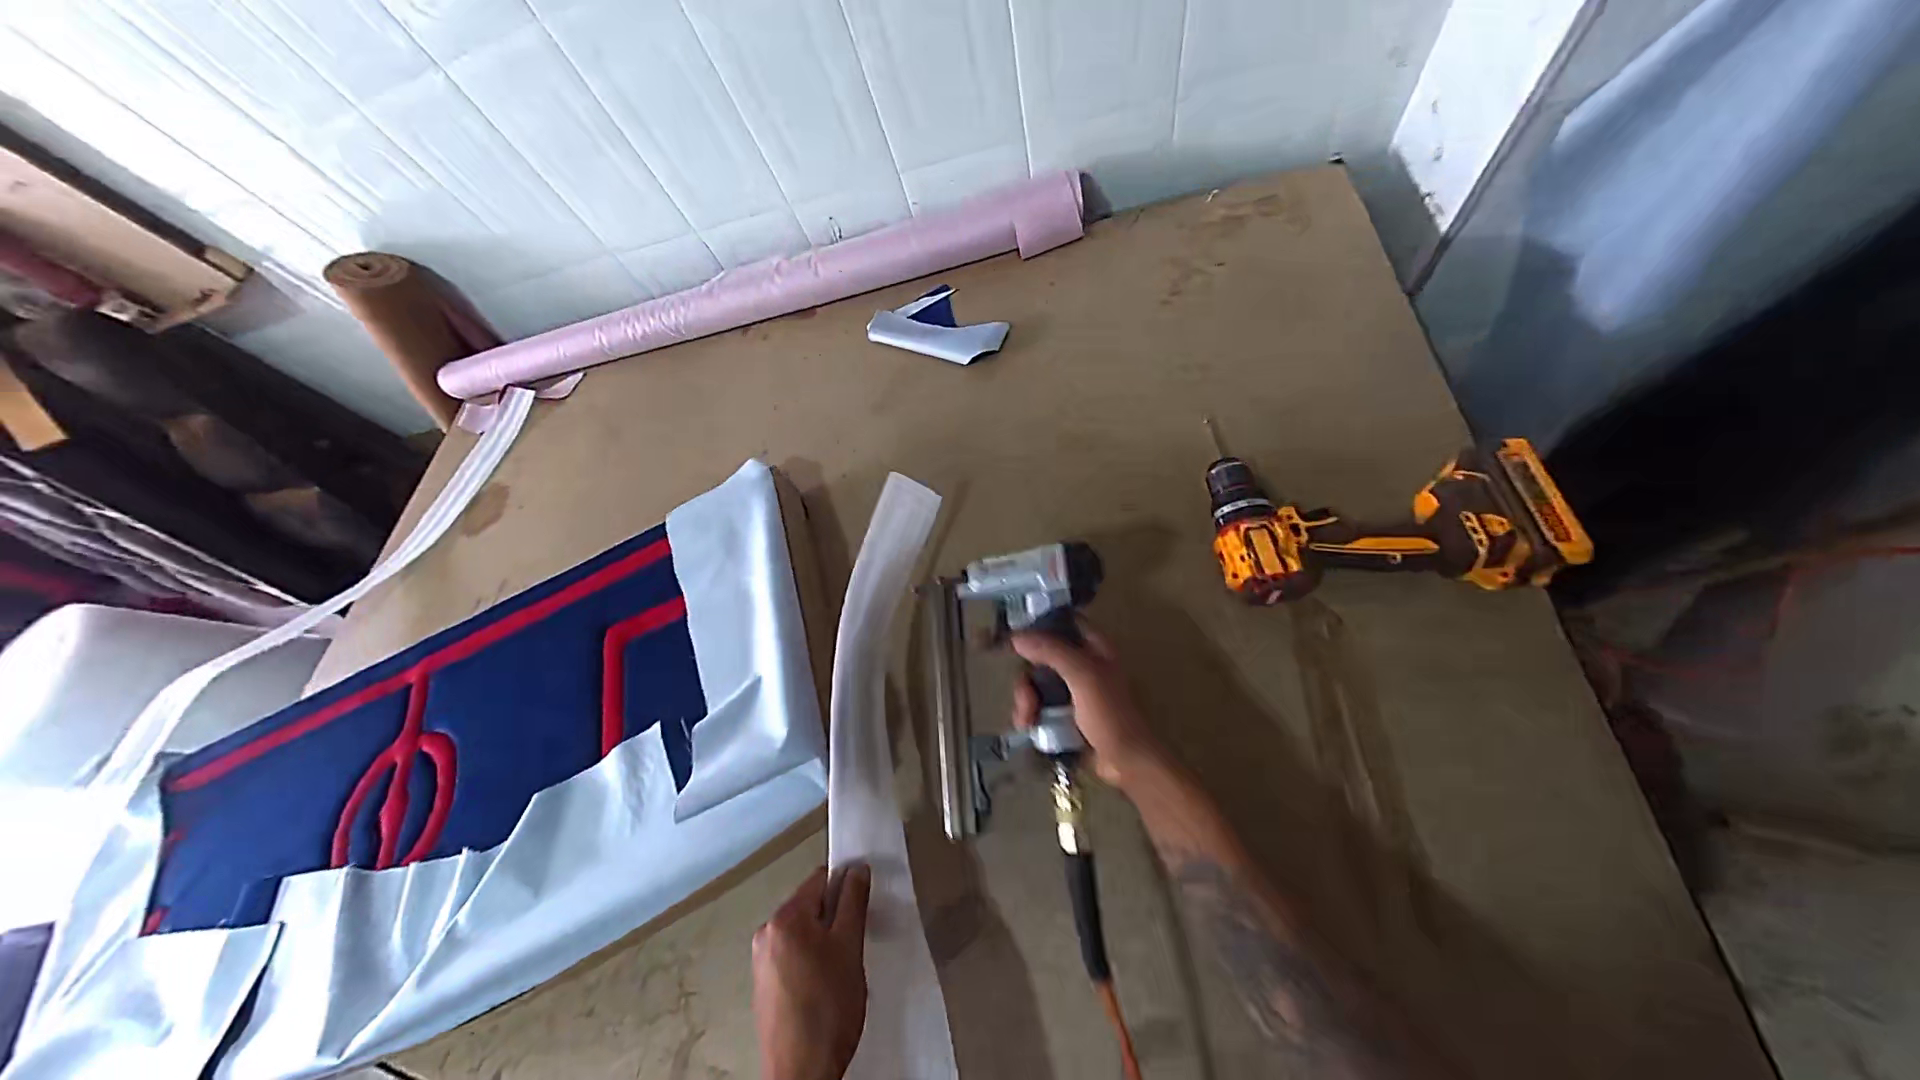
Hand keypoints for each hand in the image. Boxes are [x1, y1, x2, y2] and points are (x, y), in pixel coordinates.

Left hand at [753, 863, 871, 1079]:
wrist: (801, 1074)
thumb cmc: (828, 1008)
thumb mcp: (849, 946)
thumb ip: (853, 901)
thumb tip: (856, 869)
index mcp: (784, 918)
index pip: (820, 879)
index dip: (846, 885)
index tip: (863, 904)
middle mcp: (766, 933)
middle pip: (809, 905)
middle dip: (834, 917)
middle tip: (853, 943)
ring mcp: (761, 961)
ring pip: (802, 932)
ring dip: (824, 940)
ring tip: (841, 969)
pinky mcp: (763, 985)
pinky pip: (792, 955)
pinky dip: (810, 960)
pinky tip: (824, 987)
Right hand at [1010, 621, 1169, 790]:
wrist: (1126, 764)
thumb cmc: (1111, 716)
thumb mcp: (1083, 676)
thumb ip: (1052, 652)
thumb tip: (1016, 637)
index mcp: (1095, 647)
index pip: (1064, 622)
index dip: (1040, 625)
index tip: (1015, 639)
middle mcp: (1084, 664)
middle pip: (1042, 656)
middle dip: (1027, 677)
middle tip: (1026, 699)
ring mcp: (1074, 690)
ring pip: (1036, 682)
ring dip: (1025, 700)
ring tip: (1027, 720)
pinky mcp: (1066, 714)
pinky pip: (1039, 704)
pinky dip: (1030, 713)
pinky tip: (1028, 726)